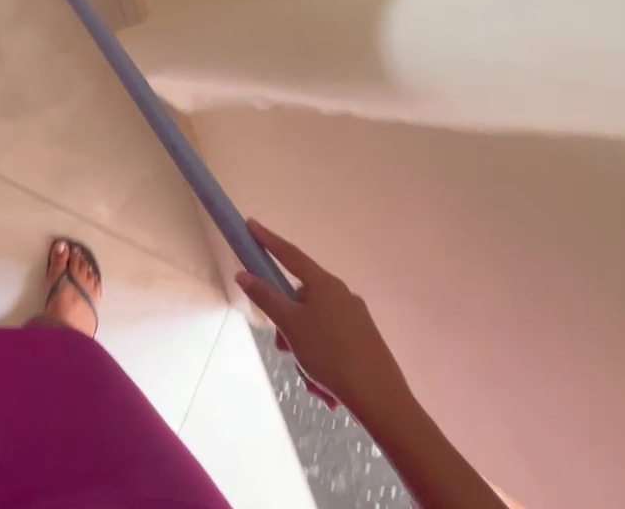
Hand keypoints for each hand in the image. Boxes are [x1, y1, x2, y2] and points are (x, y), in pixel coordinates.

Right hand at [236, 218, 412, 418]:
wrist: (380, 399)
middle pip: (299, 300)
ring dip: (303, 350)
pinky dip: (321, 361)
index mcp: (324, 284)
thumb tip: (244, 274)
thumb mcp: (290, 325)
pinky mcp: (364, 340)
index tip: (251, 225)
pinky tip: (325, 388)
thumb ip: (265, 297)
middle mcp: (341, 295)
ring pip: (313, 326)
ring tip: (310, 380)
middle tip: (283, 349)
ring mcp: (355, 318)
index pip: (289, 254)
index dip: (267, 240)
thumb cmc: (330, 354)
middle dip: (286, 326)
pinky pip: (330, 343)